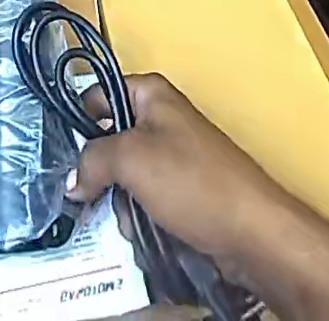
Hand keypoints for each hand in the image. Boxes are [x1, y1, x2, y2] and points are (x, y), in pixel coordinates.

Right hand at [67, 74, 285, 258]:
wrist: (259, 237)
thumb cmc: (193, 181)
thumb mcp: (129, 159)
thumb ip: (91, 161)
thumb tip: (72, 181)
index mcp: (150, 92)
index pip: (97, 94)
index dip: (80, 121)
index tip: (69, 152)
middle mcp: (162, 117)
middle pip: (111, 138)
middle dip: (103, 170)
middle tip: (96, 191)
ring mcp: (177, 155)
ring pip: (127, 172)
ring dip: (121, 199)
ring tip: (129, 219)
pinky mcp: (187, 190)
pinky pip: (149, 196)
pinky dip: (141, 214)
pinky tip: (145, 232)